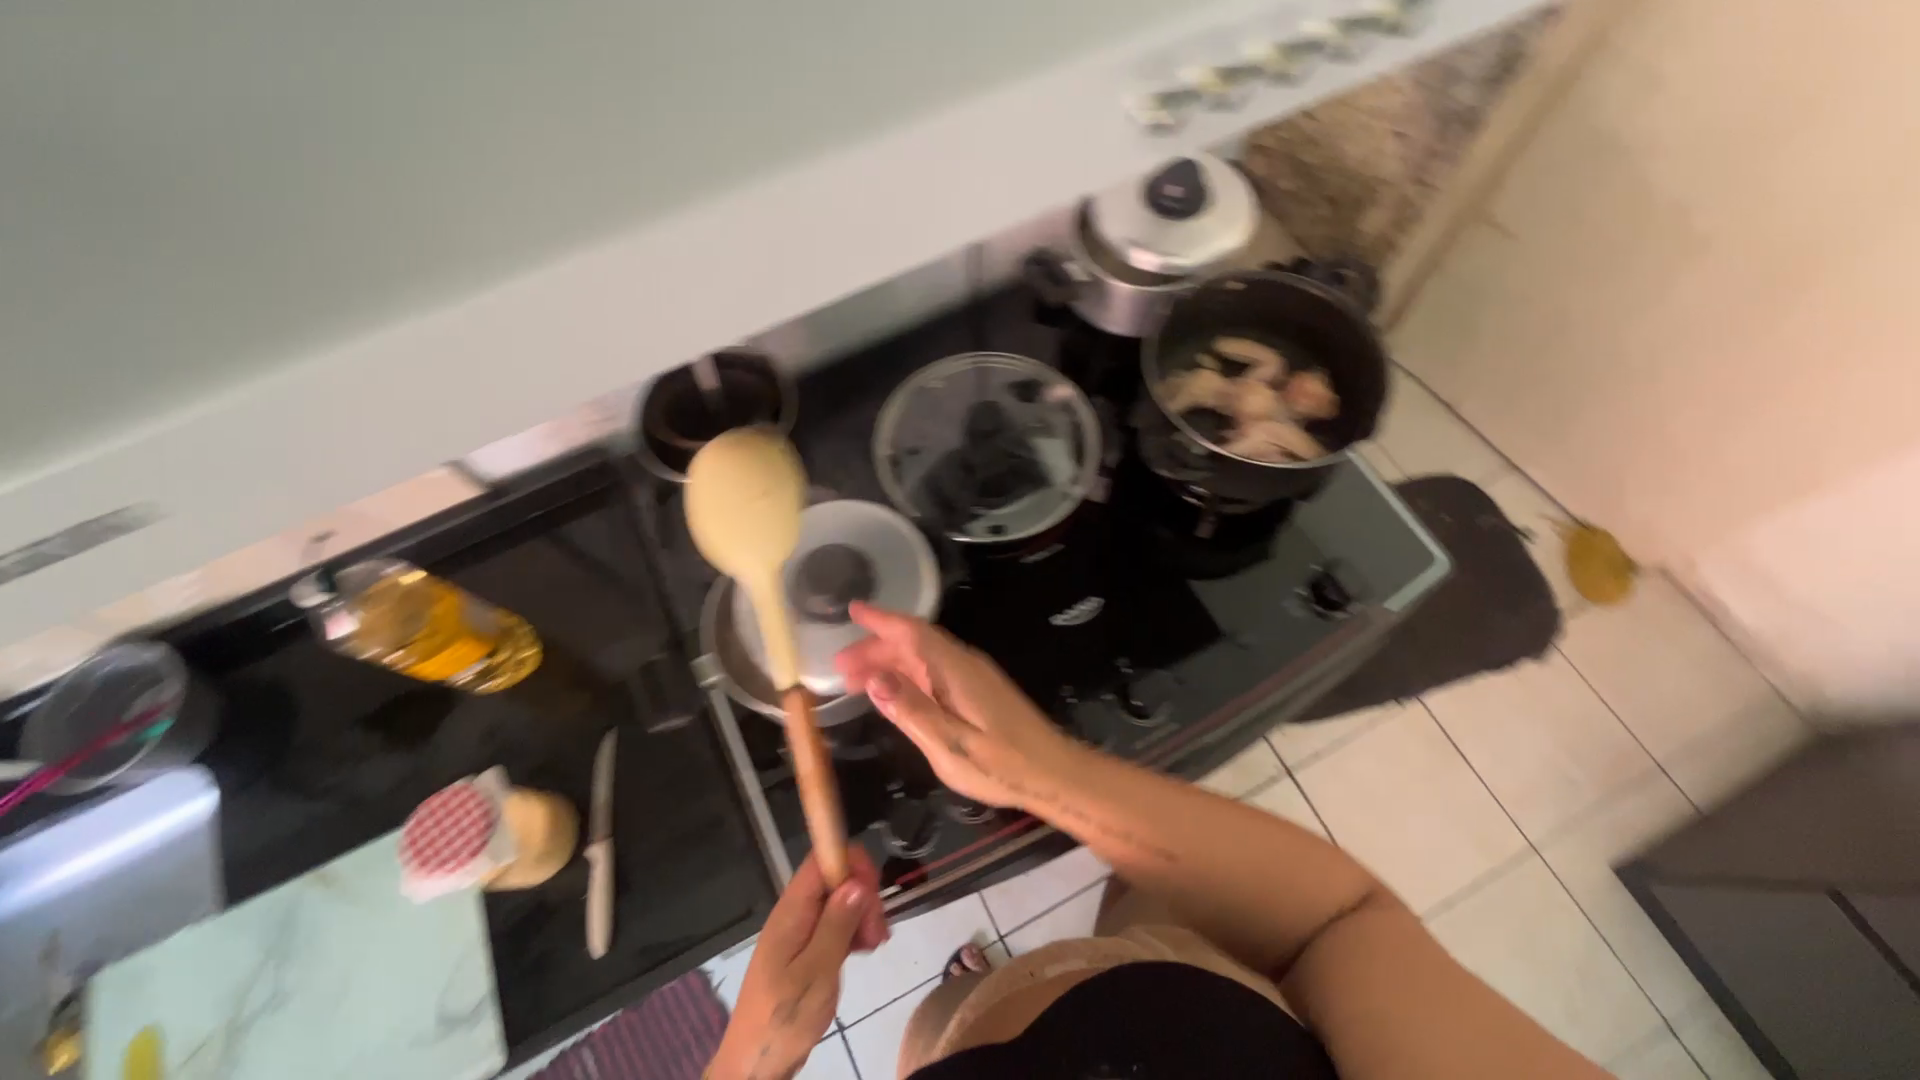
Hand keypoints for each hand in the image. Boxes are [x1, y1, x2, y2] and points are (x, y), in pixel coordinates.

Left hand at [710, 849, 886, 1079]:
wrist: (754, 1065)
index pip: (822, 859)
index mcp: (791, 912)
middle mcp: (794, 913)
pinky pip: (833, 923)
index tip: (874, 894)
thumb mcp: (816, 974)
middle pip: (834, 878)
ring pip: (838, 901)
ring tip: (874, 946)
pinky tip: (863, 950)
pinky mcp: (804, 949)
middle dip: (863, 895)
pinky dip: (853, 930)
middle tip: (877, 934)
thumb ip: (837, 926)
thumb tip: (856, 883)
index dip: (852, 863)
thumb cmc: (783, 1021)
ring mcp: (798, 931)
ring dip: (861, 915)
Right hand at [834, 603, 1083, 812]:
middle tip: (840, 667)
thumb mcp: (948, 744)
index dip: (881, 620)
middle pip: (914, 644)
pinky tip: (896, 693)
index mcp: (955, 671)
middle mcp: (963, 665)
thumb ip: (910, 710)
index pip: (912, 633)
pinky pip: (935, 672)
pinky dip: (908, 675)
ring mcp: (973, 678)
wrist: (1052, 773)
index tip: (852, 609)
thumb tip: (874, 678)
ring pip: (924, 658)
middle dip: (876, 648)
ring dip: (890, 663)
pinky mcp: (979, 692)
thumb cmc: (1001, 764)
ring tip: (858, 681)